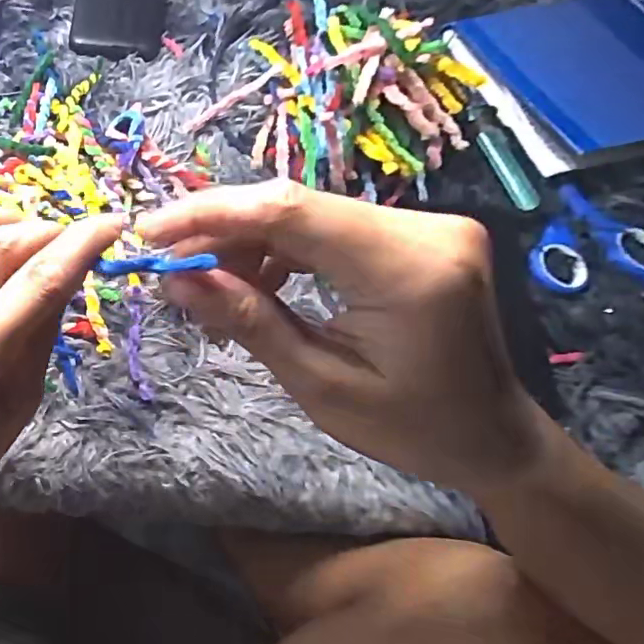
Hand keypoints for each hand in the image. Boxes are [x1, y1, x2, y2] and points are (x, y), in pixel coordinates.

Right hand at [139, 180, 551, 494]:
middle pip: (292, 205)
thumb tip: (176, 280)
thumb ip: (248, 321)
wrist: (493, 437)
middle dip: (218, 230)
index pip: (288, 211)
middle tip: (167, 264)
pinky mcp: (409, 235)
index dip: (209, 214)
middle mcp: (421, 227)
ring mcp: (420, 225)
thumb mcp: (318, 383)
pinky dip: (275, 250)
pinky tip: (251, 282)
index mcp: (406, 267)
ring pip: (302, 214)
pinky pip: (323, 228)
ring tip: (206, 285)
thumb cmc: (411, 427)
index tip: (150, 233)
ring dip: (243, 243)